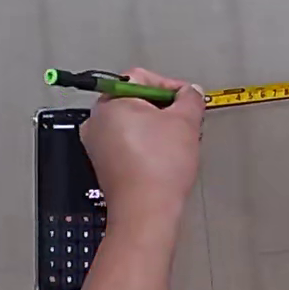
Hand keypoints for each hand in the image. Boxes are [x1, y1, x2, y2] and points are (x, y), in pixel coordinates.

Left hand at [81, 67, 204, 221]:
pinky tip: (166, 158)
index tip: (187, 98)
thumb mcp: (185, 121)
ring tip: (178, 142)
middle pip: (137, 100)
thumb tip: (191, 92)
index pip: (141, 78)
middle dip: (165, 108)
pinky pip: (129, 143)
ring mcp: (98, 145)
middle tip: (186, 120)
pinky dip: (147, 145)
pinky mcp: (106, 165)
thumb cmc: (158, 168)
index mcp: (110, 103)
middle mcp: (97, 121)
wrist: (146, 212)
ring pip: (134, 123)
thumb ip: (190, 98)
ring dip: (158, 127)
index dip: (170, 85)